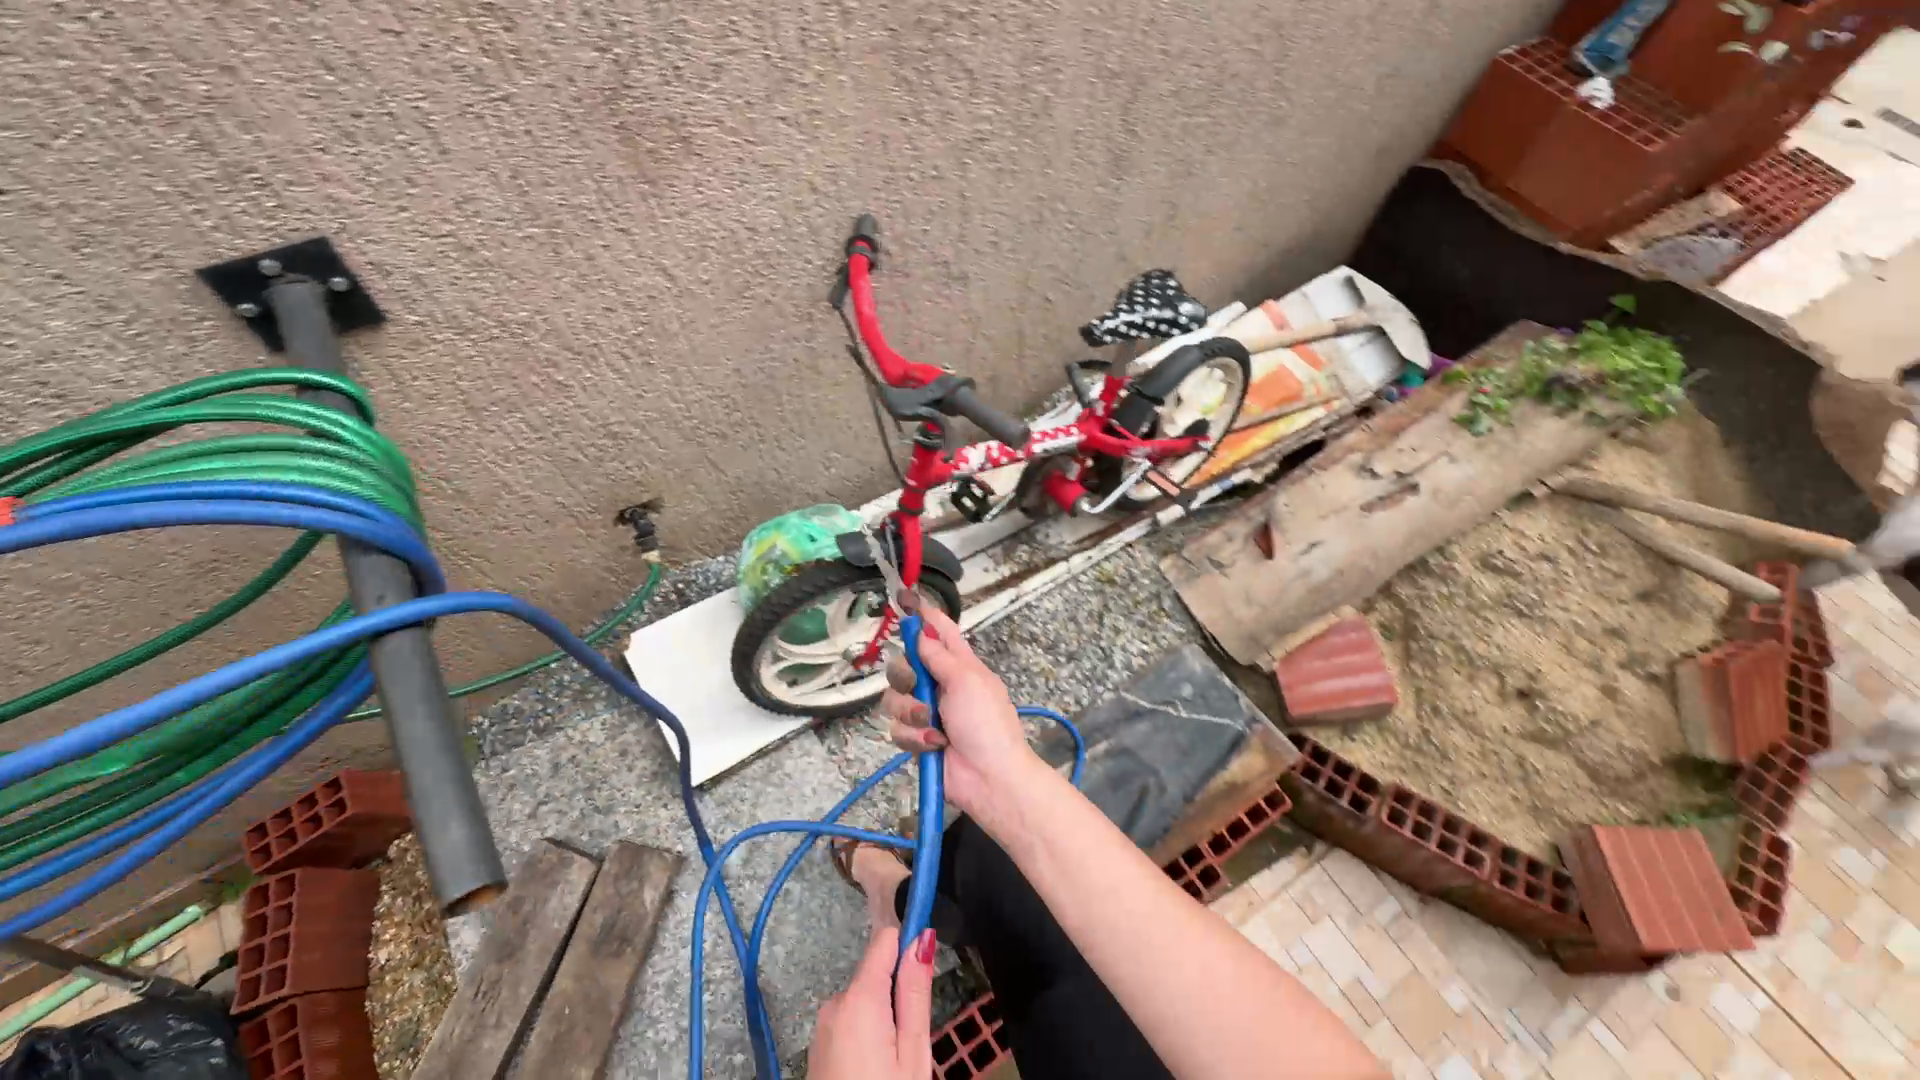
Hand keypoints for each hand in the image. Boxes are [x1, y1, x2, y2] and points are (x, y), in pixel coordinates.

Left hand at [807, 926, 935, 1078]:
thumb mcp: (913, 1052)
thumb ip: (915, 992)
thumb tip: (922, 937)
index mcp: (859, 999)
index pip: (885, 941)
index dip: (908, 947)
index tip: (927, 967)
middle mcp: (834, 1003)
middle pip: (875, 974)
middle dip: (897, 997)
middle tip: (910, 1042)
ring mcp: (822, 1025)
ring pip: (863, 1000)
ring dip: (882, 1019)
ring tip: (894, 1062)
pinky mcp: (817, 1046)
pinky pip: (849, 1022)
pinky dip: (866, 1035)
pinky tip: (874, 1069)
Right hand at [880, 596, 1043, 819]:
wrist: (989, 778)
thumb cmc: (986, 723)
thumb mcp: (967, 680)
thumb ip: (938, 655)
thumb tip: (919, 631)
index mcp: (959, 664)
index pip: (938, 630)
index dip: (922, 615)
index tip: (903, 599)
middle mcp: (940, 684)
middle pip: (904, 664)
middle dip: (905, 675)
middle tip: (917, 685)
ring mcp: (927, 712)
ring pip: (894, 698)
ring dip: (911, 712)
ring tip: (932, 725)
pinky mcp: (917, 738)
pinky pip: (897, 729)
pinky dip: (914, 737)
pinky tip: (933, 745)